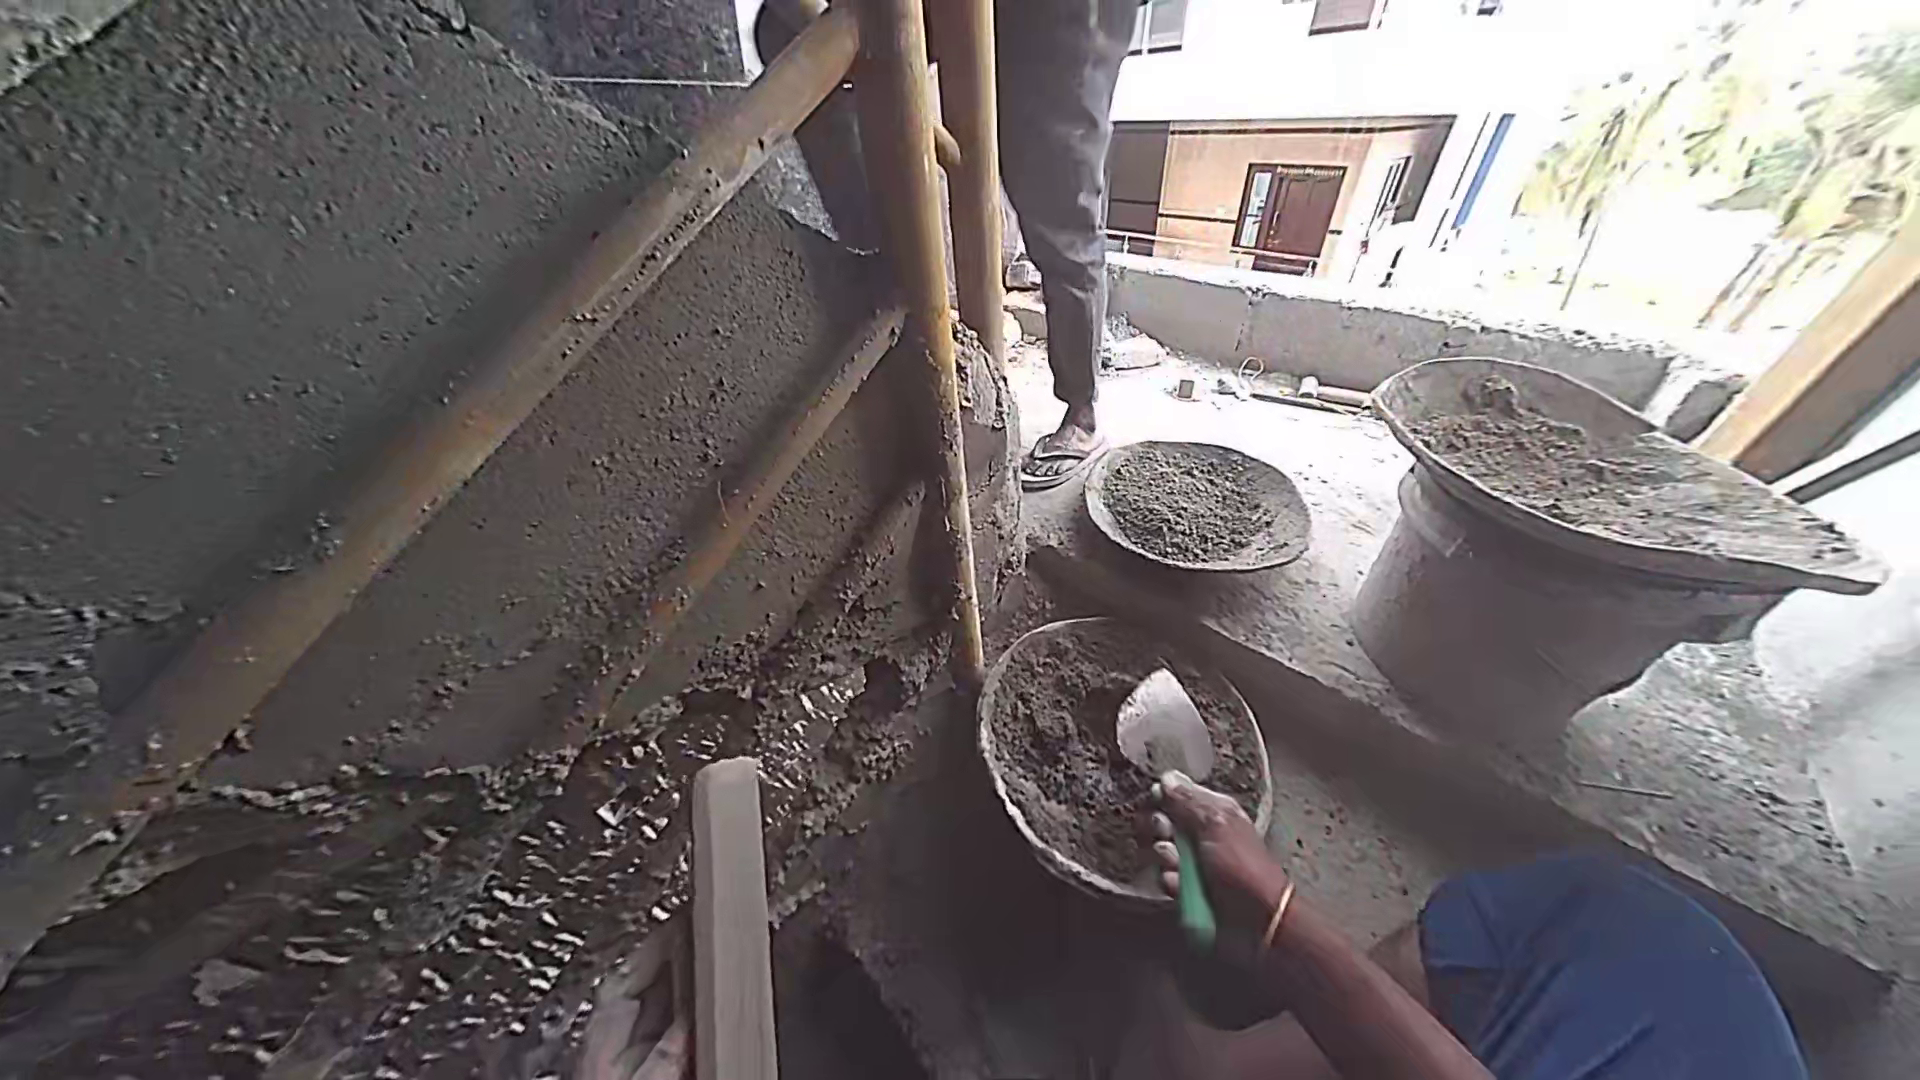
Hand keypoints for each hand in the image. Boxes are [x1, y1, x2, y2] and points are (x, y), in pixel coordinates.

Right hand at [1150, 770, 1288, 930]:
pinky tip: (1182, 886)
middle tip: (1167, 836)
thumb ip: (1187, 800)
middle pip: (1161, 819)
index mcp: (1212, 811)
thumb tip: (1166, 777)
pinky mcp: (1187, 888)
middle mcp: (1200, 832)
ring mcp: (1193, 861)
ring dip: (1165, 858)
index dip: (1161, 798)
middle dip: (1158, 828)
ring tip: (1178, 867)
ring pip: (1159, 849)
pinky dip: (1171, 882)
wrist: (1259, 923)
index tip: (1159, 807)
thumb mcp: (1215, 825)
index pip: (1174, 793)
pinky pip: (1164, 877)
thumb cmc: (1241, 866)